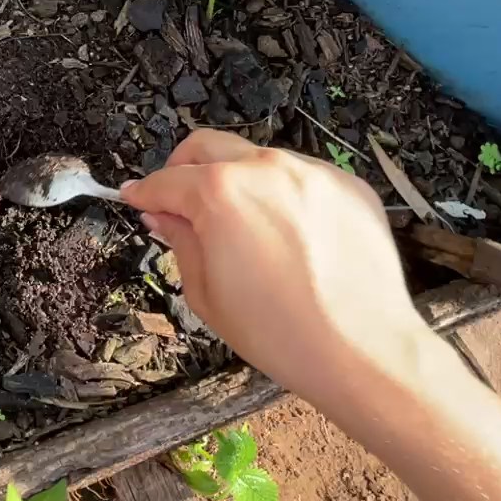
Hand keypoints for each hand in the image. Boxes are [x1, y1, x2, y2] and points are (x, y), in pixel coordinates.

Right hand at [120, 132, 433, 407]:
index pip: (166, 181)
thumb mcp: (204, 292)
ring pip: (252, 157)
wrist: (365, 354)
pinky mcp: (346, 184)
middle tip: (178, 201)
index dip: (144, 193)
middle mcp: (264, 167)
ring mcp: (310, 172)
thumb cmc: (278, 332)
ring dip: (233, 179)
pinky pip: (297, 174)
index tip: (135, 199)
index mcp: (220, 192)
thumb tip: (163, 215)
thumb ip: (179, 240)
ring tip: (239, 224)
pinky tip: (285, 234)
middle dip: (182, 168)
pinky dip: (278, 192)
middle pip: (204, 146)